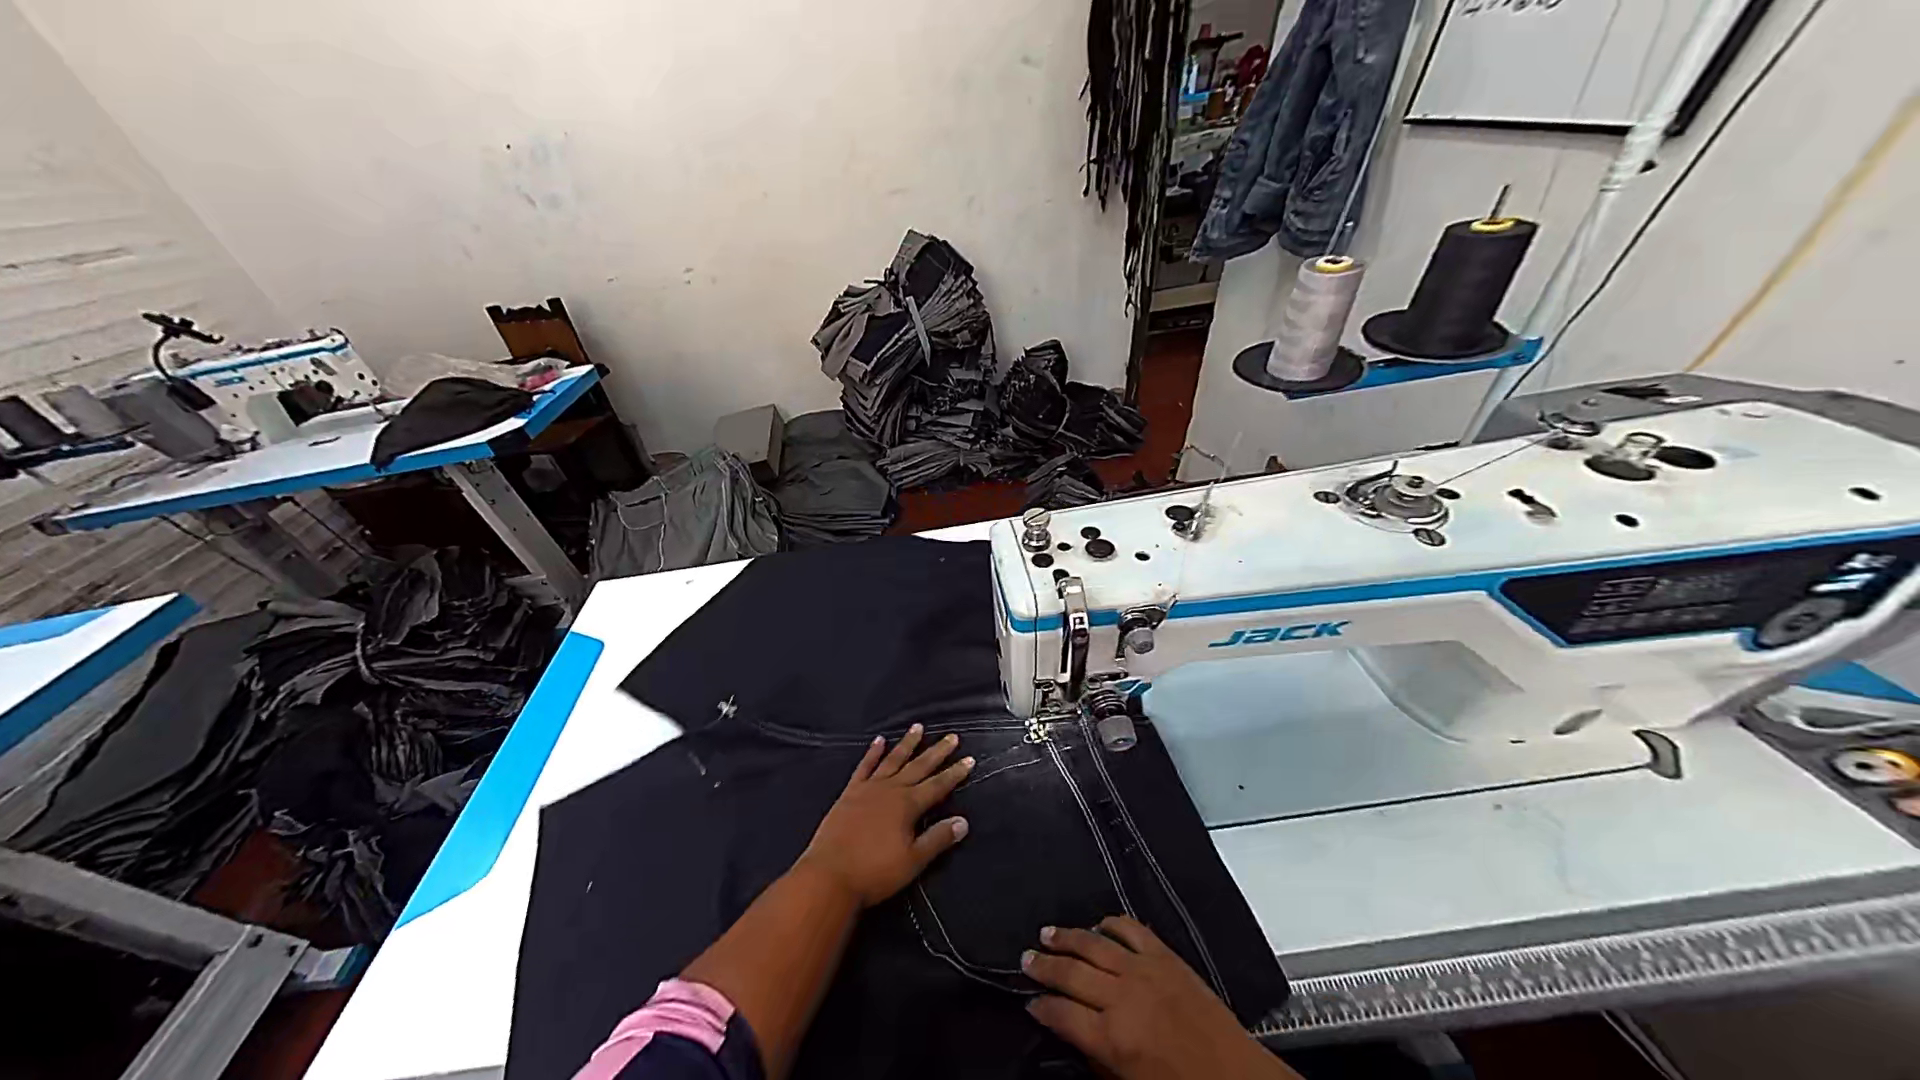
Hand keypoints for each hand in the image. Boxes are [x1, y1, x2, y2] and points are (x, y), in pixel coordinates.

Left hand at [795, 725, 973, 907]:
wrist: (828, 876)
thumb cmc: (874, 872)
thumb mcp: (913, 860)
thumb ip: (938, 838)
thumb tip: (963, 821)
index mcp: (907, 805)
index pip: (937, 786)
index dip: (954, 773)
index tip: (969, 760)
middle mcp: (890, 790)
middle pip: (918, 767)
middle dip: (937, 752)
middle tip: (951, 737)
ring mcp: (868, 789)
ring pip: (893, 760)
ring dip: (907, 744)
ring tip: (918, 727)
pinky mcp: (849, 793)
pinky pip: (864, 767)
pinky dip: (872, 753)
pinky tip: (878, 741)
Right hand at [1023, 917, 1298, 1079]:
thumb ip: (1099, 1061)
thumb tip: (1076, 1038)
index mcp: (1113, 1039)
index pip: (1061, 1014)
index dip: (1040, 1007)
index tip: (1031, 1003)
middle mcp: (1123, 998)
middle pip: (1070, 973)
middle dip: (1043, 966)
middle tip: (1025, 959)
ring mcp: (1145, 971)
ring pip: (1093, 944)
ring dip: (1066, 938)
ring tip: (1047, 934)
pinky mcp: (1166, 957)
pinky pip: (1131, 930)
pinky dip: (1111, 924)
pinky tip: (1098, 924)